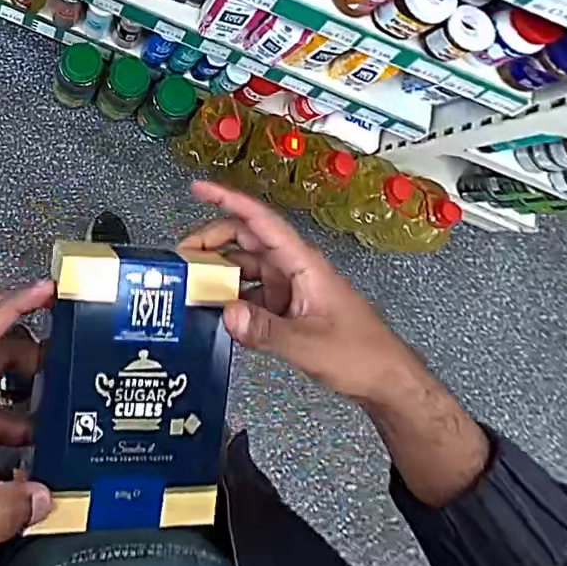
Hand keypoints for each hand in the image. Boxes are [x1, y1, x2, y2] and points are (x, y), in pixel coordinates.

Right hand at [178, 180, 425, 402]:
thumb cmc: (360, 353)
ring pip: (245, 267)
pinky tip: (216, 312)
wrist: (385, 377)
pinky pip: (251, 293)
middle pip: (245, 240)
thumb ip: (266, 331)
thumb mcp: (309, 344)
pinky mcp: (287, 306)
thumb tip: (228, 314)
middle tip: (181, 257)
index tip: (200, 188)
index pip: (259, 220)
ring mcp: (289, 286)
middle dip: (211, 242)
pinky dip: (231, 298)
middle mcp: (293, 267)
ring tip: (190, 286)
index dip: (228, 199)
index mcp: (302, 262)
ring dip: (218, 273)